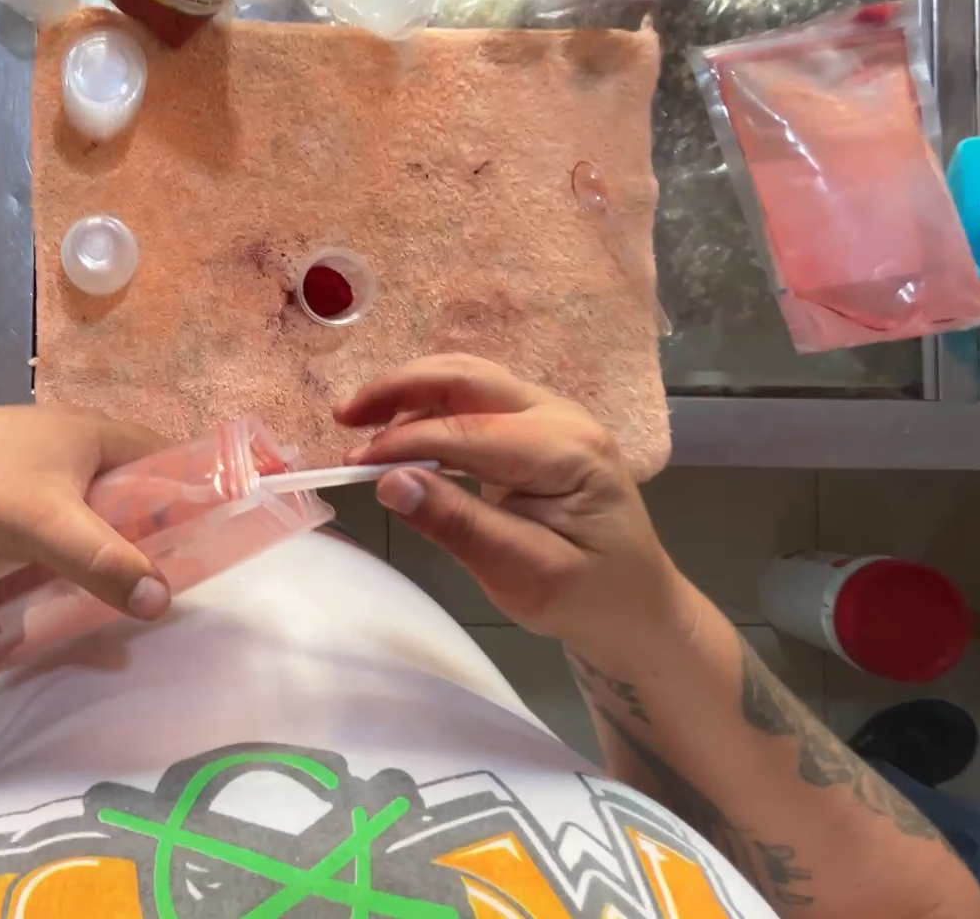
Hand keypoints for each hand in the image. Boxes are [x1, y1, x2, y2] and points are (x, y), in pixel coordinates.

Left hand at [0, 406, 173, 618]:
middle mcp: (77, 434)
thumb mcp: (50, 526)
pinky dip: (71, 530)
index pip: (166, 459)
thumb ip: (106, 563)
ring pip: (94, 497)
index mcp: (98, 431)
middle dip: (144, 526)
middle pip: (131, 483)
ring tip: (111, 575)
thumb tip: (162, 601)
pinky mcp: (16, 474)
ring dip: (104, 532)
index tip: (193, 546)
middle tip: (150, 572)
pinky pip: (62, 504)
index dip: (187, 499)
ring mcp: (43, 453)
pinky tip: (65, 562)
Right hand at [337, 355, 694, 648]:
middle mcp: (559, 415)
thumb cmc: (588, 595)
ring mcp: (547, 413)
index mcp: (568, 451)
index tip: (352, 466)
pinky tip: (395, 430)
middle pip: (464, 377)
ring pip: (463, 376)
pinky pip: (468, 395)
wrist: (636, 602)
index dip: (404, 443)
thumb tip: (389, 483)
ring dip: (405, 390)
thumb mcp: (525, 574)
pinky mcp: (530, 422)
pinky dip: (423, 403)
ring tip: (358, 419)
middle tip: (344, 416)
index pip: (466, 430)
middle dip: (397, 389)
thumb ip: (458, 525)